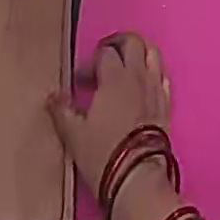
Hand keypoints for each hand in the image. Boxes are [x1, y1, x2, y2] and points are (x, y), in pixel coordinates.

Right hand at [45, 32, 171, 197]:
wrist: (138, 177)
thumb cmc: (103, 154)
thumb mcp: (73, 134)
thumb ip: (62, 110)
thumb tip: (53, 96)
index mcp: (115, 78)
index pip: (105, 52)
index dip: (90, 62)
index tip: (80, 80)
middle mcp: (138, 76)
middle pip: (133, 42)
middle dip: (117, 42)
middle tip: (104, 54)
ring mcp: (155, 88)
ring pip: (153, 52)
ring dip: (139, 50)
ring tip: (126, 61)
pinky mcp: (167, 103)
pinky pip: (163, 75)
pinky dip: (153, 70)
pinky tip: (143, 81)